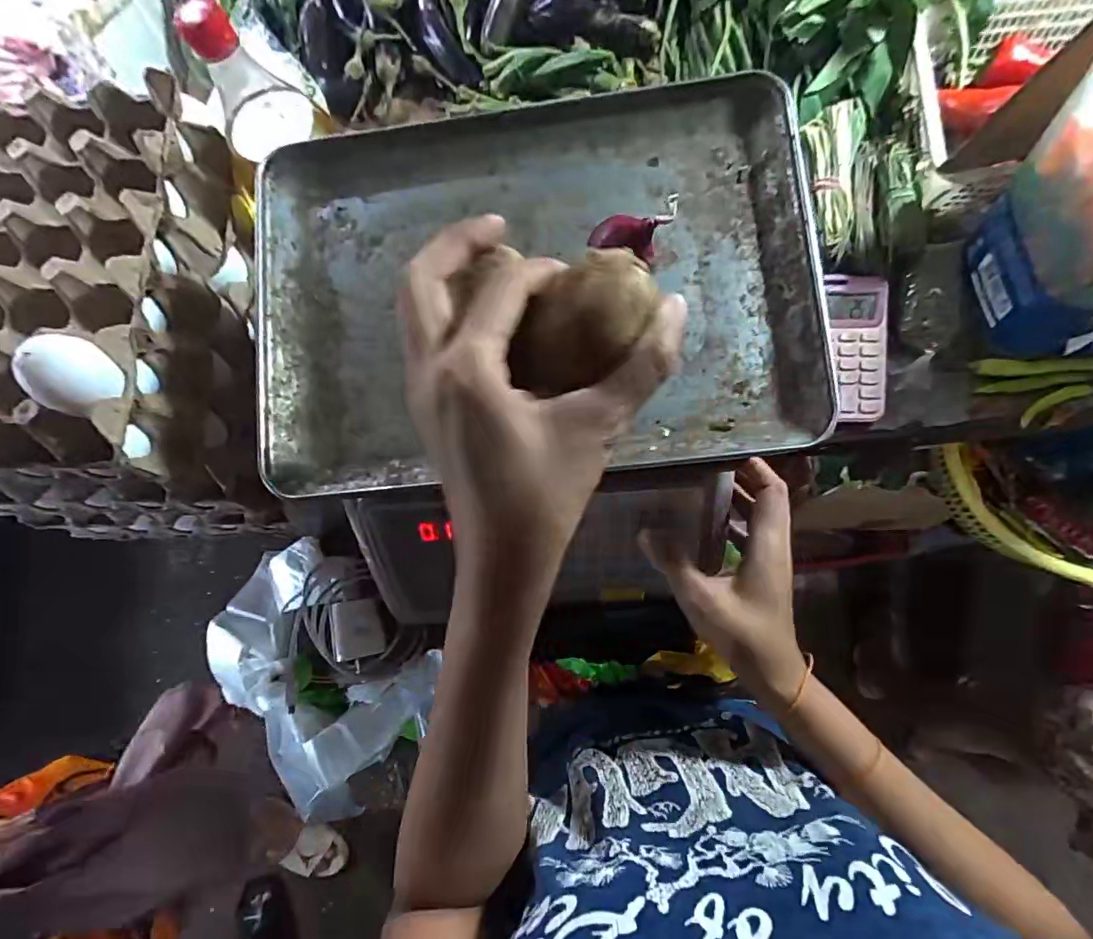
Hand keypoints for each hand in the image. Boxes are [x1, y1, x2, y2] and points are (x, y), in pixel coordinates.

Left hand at [400, 215, 686, 586]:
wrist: (502, 559)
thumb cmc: (546, 497)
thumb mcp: (598, 428)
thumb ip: (640, 367)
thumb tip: (677, 310)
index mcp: (467, 368)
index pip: (500, 289)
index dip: (538, 270)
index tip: (572, 276)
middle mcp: (429, 370)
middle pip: (422, 280)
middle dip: (458, 242)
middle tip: (500, 225)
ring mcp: (419, 391)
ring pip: (415, 310)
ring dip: (447, 277)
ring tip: (492, 267)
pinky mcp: (425, 410)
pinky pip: (424, 339)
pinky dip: (448, 314)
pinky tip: (490, 327)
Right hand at [641, 458, 804, 703]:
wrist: (773, 670)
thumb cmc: (742, 634)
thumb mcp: (701, 598)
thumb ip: (673, 564)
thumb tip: (646, 532)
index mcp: (768, 545)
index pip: (773, 492)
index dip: (757, 470)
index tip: (729, 456)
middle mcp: (777, 547)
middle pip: (771, 501)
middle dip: (746, 481)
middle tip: (711, 469)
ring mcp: (775, 562)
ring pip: (765, 519)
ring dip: (743, 502)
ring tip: (708, 490)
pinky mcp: (768, 576)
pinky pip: (758, 537)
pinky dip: (740, 524)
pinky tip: (711, 530)